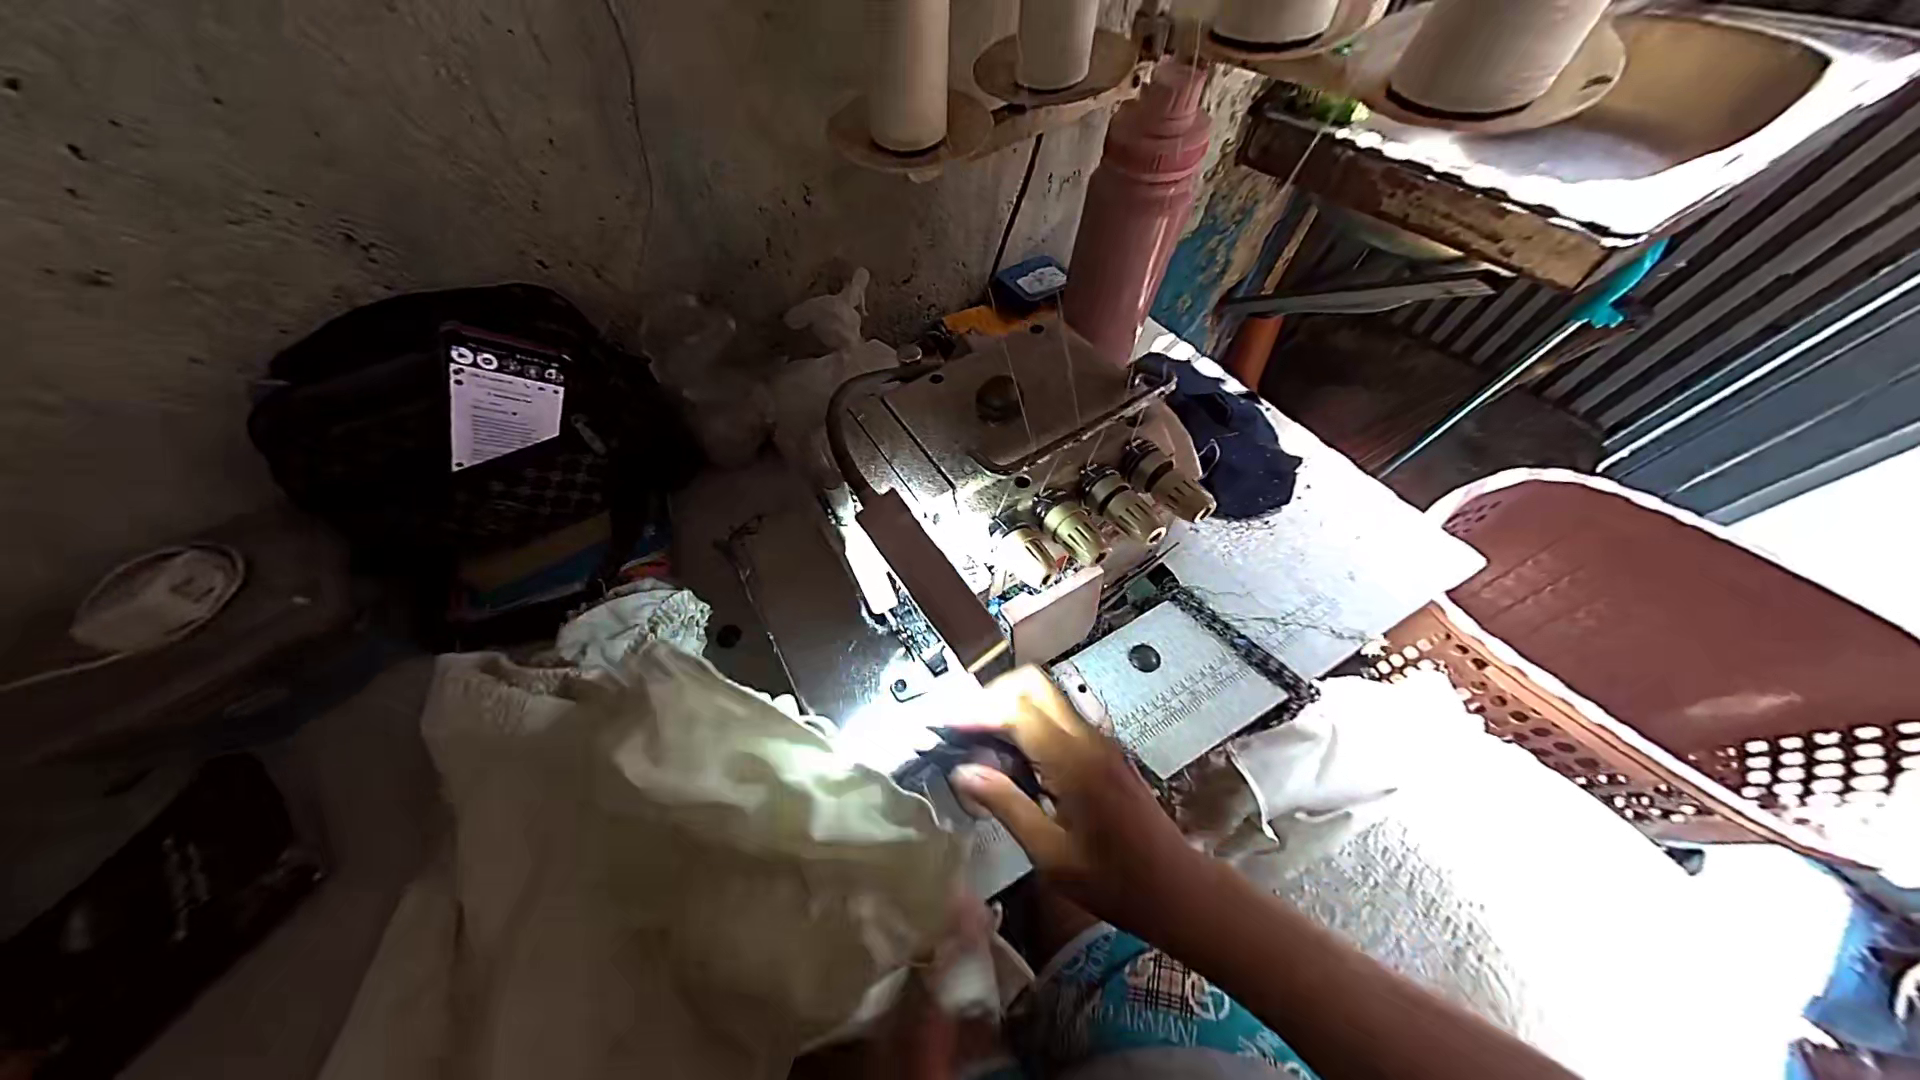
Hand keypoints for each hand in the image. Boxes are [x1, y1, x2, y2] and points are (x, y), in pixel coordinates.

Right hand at [948, 667, 1211, 937]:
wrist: (1176, 886)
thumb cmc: (1114, 880)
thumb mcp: (1051, 854)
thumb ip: (1006, 805)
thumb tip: (962, 771)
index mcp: (1075, 762)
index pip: (1018, 710)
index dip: (978, 713)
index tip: (948, 730)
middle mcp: (1089, 737)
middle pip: (1033, 684)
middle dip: (992, 698)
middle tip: (965, 732)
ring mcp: (1099, 738)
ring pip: (1045, 695)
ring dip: (1009, 707)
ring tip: (982, 743)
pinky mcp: (1102, 747)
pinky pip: (1057, 716)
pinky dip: (1028, 721)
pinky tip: (1013, 757)